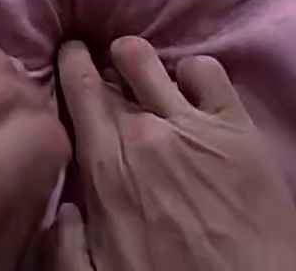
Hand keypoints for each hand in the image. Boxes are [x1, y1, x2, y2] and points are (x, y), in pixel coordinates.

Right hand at [49, 37, 295, 270]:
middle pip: (110, 69)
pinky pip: (205, 69)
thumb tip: (59, 201)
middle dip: (100, 64)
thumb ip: (65, 241)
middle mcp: (144, 130)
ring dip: (136, 59)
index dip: (71, 61)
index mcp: (107, 164)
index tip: (70, 56)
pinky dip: (192, 73)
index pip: (79, 84)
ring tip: (141, 73)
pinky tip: (192, 93)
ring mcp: (191, 122)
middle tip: (103, 76)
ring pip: (147, 57)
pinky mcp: (236, 126)